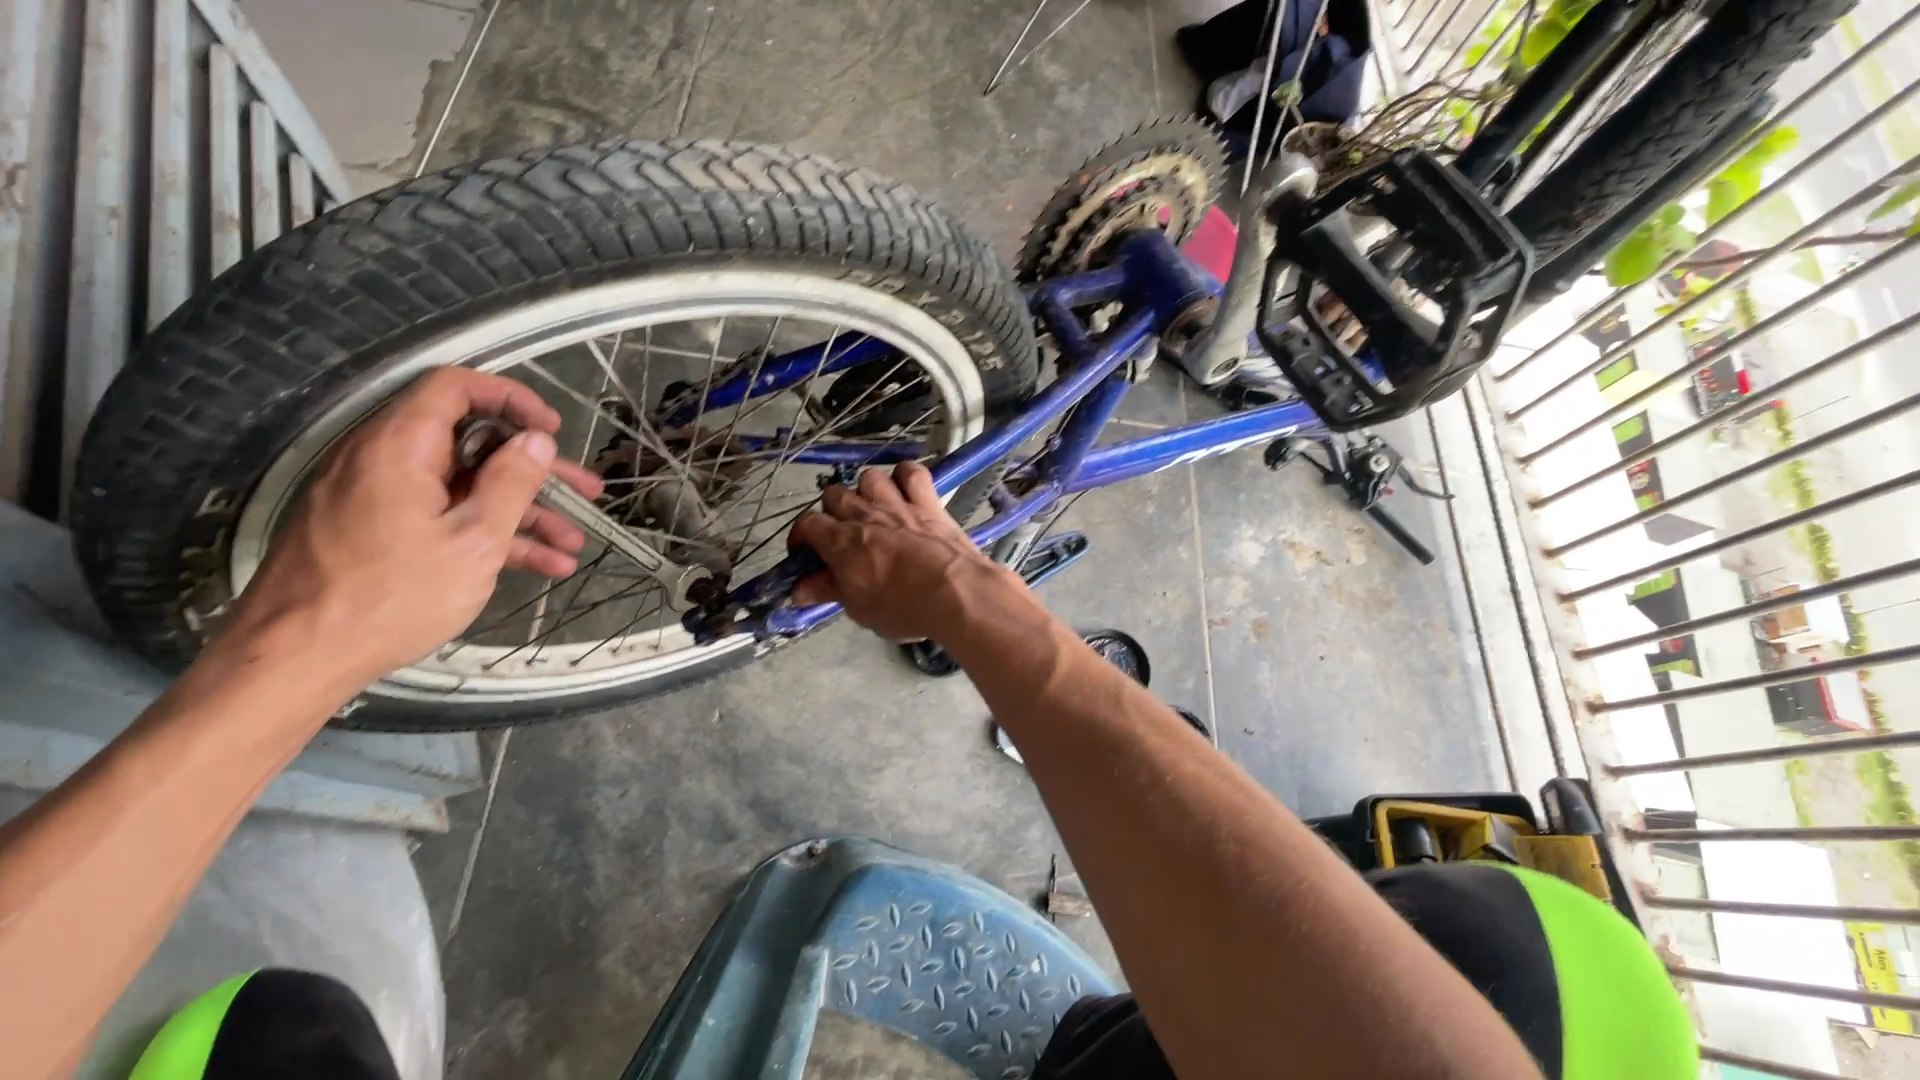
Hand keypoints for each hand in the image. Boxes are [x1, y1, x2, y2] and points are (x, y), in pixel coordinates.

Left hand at [223, 366, 605, 682]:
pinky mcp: (375, 531)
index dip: (512, 398)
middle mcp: (383, 459)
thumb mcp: (473, 541)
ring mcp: (377, 497)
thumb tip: (537, 439)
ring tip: (572, 544)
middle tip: (587, 492)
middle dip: (535, 470)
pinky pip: (440, 516)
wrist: (296, 657)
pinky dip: (486, 534)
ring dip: (522, 512)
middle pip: (471, 444)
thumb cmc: (394, 594)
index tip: (553, 430)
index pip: (456, 387)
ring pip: (463, 487)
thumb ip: (511, 483)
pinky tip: (540, 566)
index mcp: (400, 446)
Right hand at [789, 462, 1012, 642]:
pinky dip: (905, 476)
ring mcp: (898, 503)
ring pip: (869, 477)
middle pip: (834, 495)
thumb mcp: (858, 609)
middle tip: (841, 534)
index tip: (806, 553)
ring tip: (872, 510)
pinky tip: (905, 490)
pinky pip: (912, 472)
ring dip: (866, 491)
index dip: (802, 536)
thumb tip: (799, 590)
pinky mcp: (929, 502)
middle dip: (832, 512)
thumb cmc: (903, 608)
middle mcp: (865, 514)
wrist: (956, 592)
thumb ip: (829, 591)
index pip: (807, 524)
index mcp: (841, 541)